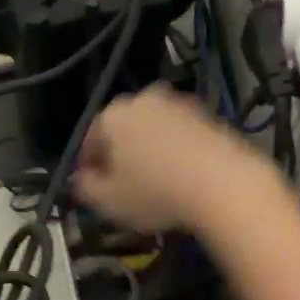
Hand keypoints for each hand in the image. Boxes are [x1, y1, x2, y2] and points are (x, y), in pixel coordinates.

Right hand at [72, 85, 283, 233]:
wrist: (222, 183)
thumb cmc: (154, 192)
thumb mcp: (108, 200)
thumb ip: (84, 188)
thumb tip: (78, 180)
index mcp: (112, 114)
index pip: (88, 139)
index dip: (86, 167)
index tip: (90, 190)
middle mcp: (143, 99)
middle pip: (121, 131)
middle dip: (118, 156)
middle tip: (120, 188)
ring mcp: (178, 103)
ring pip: (150, 132)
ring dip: (146, 154)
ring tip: (151, 186)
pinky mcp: (206, 115)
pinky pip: (177, 137)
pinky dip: (172, 153)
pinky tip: (176, 179)